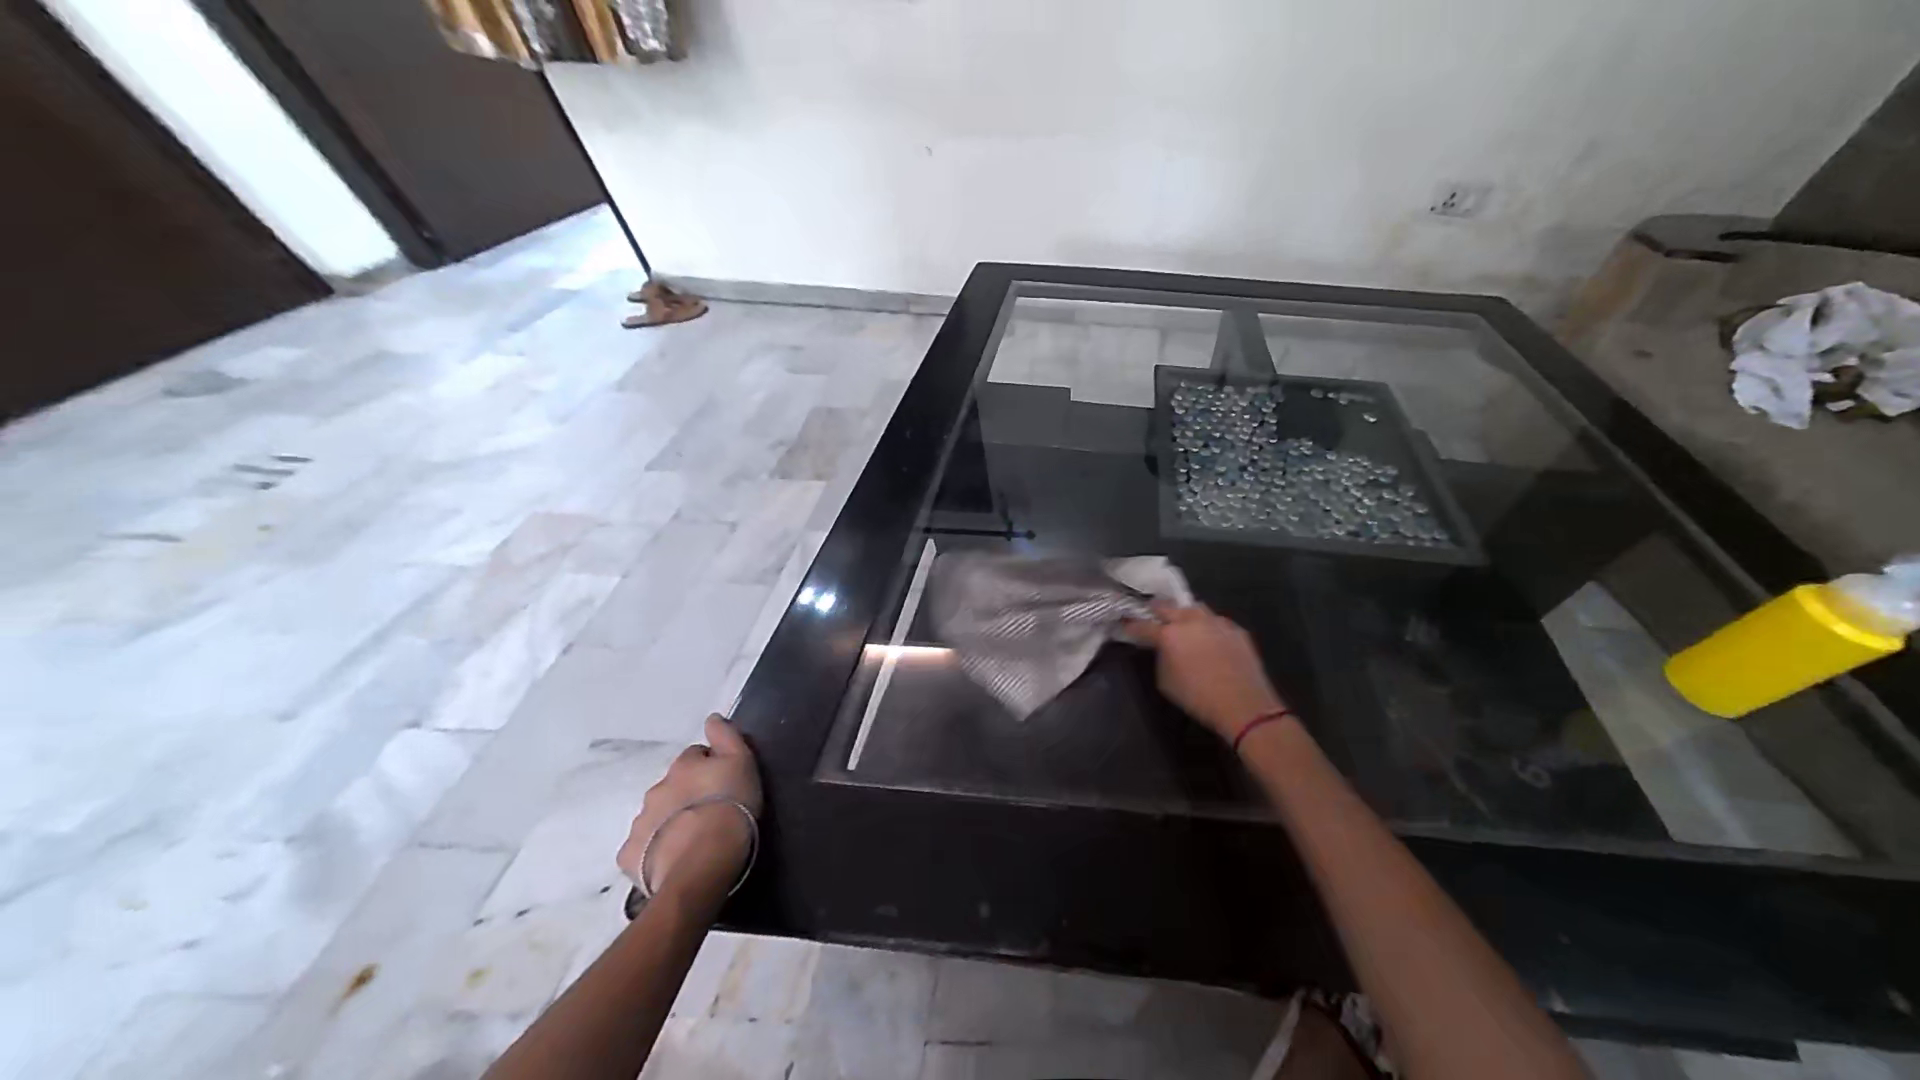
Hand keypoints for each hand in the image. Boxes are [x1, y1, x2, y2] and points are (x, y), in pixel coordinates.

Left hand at [617, 714, 761, 895]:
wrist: (703, 861)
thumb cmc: (731, 807)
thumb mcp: (742, 762)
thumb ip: (726, 736)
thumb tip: (711, 718)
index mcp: (683, 767)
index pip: (695, 756)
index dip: (710, 766)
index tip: (724, 781)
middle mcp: (656, 790)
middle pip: (672, 786)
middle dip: (686, 794)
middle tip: (710, 812)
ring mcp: (640, 823)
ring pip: (656, 816)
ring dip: (671, 821)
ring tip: (693, 839)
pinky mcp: (630, 856)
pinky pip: (642, 848)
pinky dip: (654, 850)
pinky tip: (671, 860)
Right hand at [1123, 603, 1288, 742]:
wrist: (1244, 705)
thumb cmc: (1198, 698)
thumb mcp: (1165, 682)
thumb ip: (1160, 658)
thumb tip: (1161, 649)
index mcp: (1168, 635)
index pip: (1142, 625)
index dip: (1131, 625)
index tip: (1124, 624)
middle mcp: (1191, 621)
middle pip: (1166, 606)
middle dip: (1155, 611)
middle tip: (1152, 618)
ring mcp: (1216, 622)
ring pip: (1194, 608)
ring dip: (1184, 614)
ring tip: (1183, 624)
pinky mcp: (1236, 630)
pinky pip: (1216, 621)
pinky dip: (1208, 626)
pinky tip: (1209, 638)